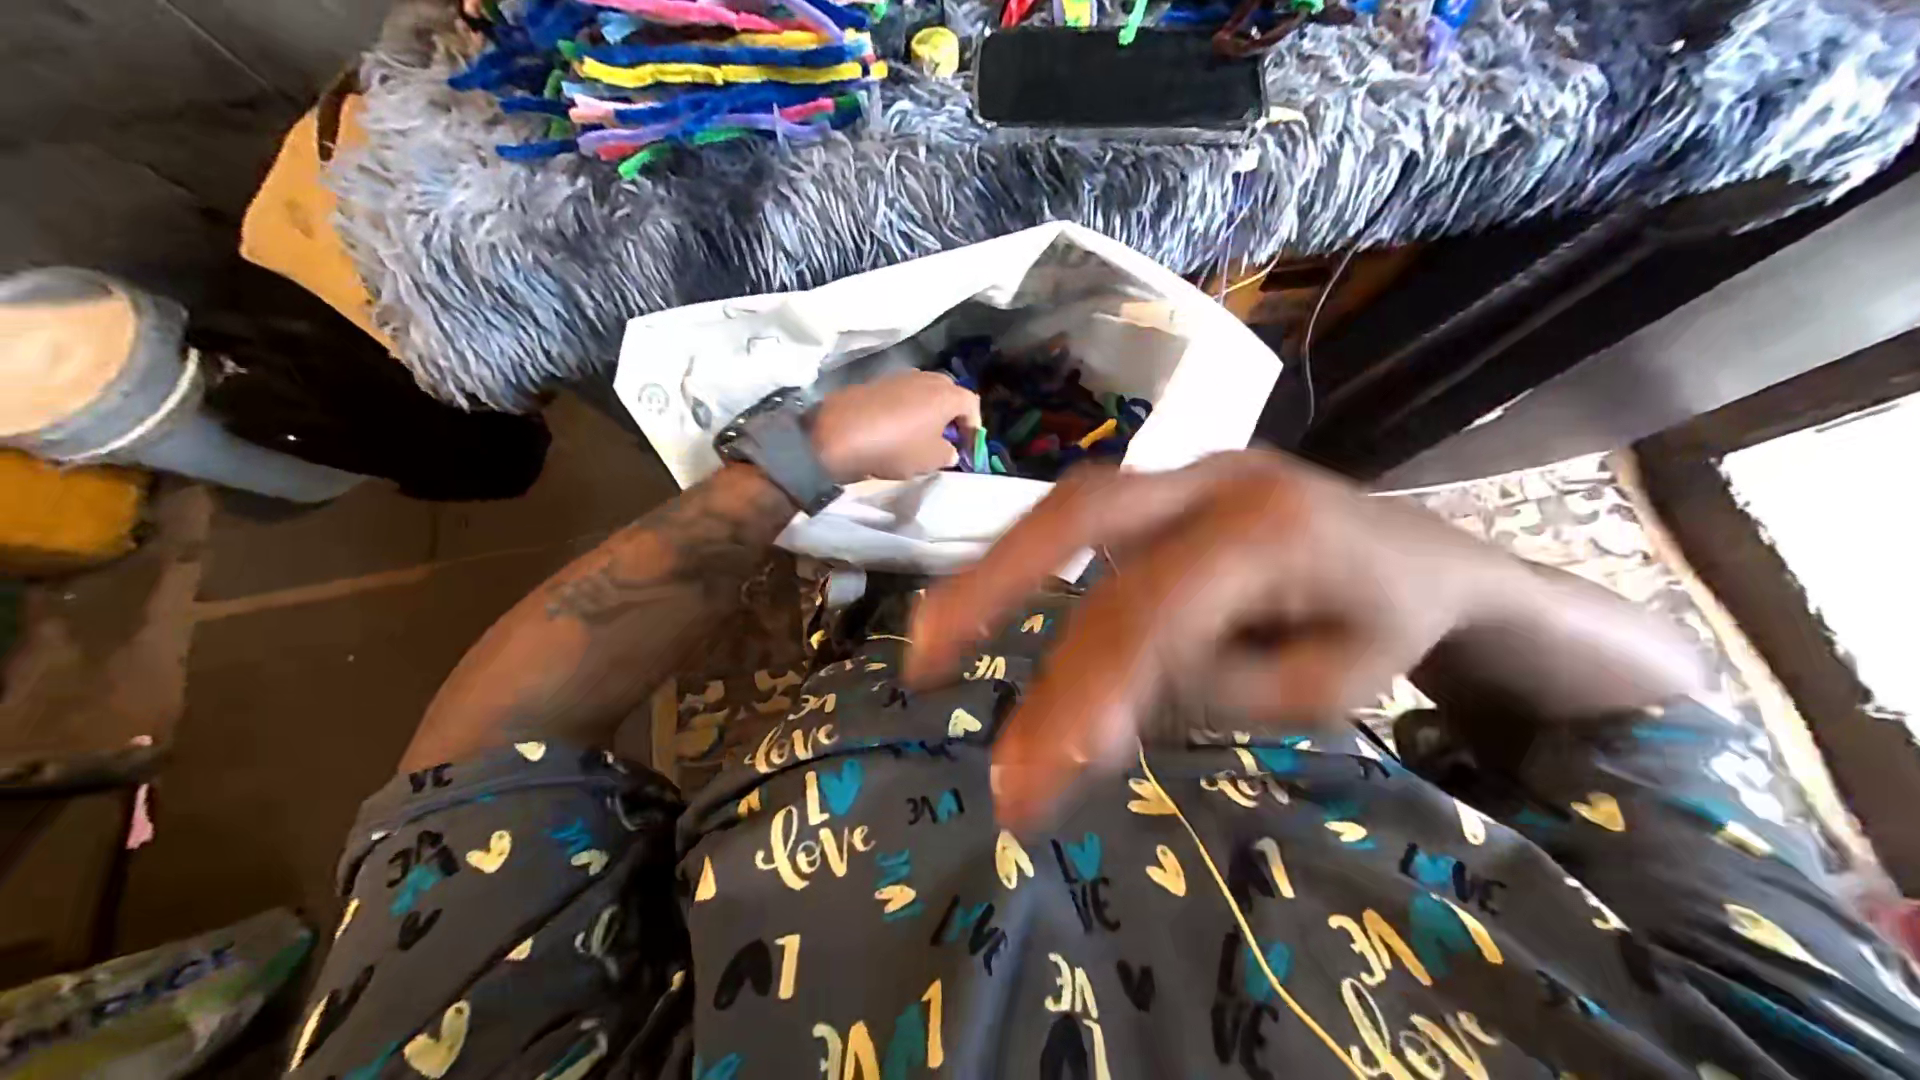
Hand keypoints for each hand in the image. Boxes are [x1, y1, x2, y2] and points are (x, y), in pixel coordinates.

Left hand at [811, 371, 980, 482]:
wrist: (840, 434)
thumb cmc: (896, 447)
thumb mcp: (930, 460)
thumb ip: (948, 454)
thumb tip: (950, 450)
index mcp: (947, 394)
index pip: (972, 404)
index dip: (973, 427)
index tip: (967, 448)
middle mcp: (927, 378)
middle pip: (949, 393)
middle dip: (952, 414)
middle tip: (947, 438)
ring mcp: (900, 377)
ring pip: (924, 392)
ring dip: (928, 411)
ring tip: (921, 434)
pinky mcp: (877, 383)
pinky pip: (902, 395)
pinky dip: (906, 409)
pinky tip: (896, 428)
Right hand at [904, 451, 1535, 827]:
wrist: (1426, 556)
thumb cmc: (1381, 631)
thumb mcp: (1316, 692)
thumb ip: (1201, 688)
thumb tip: (1095, 704)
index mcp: (1274, 532)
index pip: (1157, 608)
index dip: (1090, 682)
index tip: (1038, 767)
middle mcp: (1216, 479)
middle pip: (1084, 515)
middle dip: (994, 584)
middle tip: (924, 660)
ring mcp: (1187, 473)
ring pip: (1073, 511)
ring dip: (996, 572)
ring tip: (936, 641)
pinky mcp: (1167, 488)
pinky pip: (1086, 523)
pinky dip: (1029, 565)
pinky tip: (991, 606)